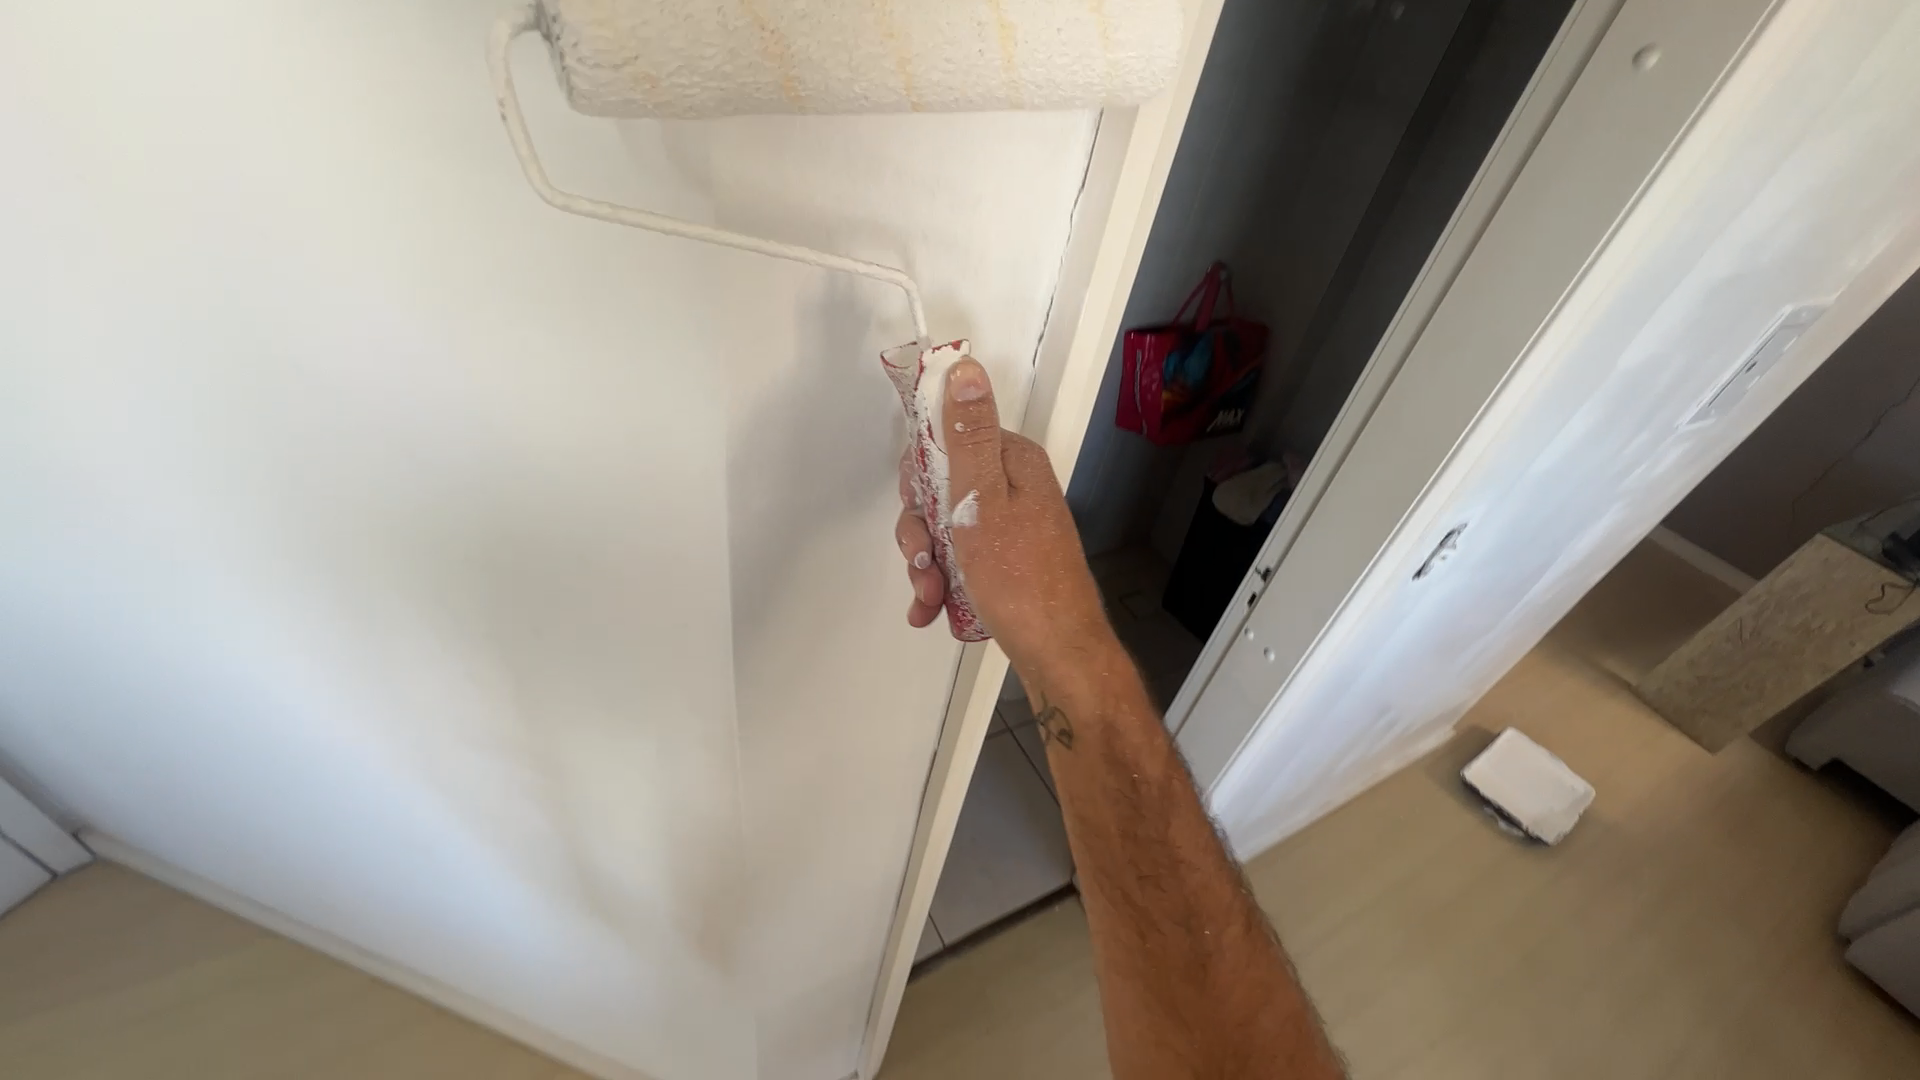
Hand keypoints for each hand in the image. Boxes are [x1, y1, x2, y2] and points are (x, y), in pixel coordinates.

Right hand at [894, 357, 1115, 684]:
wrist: (1058, 654)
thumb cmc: (1018, 579)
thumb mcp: (983, 501)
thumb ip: (968, 436)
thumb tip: (965, 367)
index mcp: (1013, 462)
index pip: (950, 440)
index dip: (920, 473)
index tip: (916, 507)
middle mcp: (1014, 489)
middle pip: (942, 489)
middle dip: (921, 529)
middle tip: (922, 560)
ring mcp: (1011, 528)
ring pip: (946, 529)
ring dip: (927, 563)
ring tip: (929, 594)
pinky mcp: (1007, 563)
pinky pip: (960, 560)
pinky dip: (941, 584)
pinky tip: (930, 610)